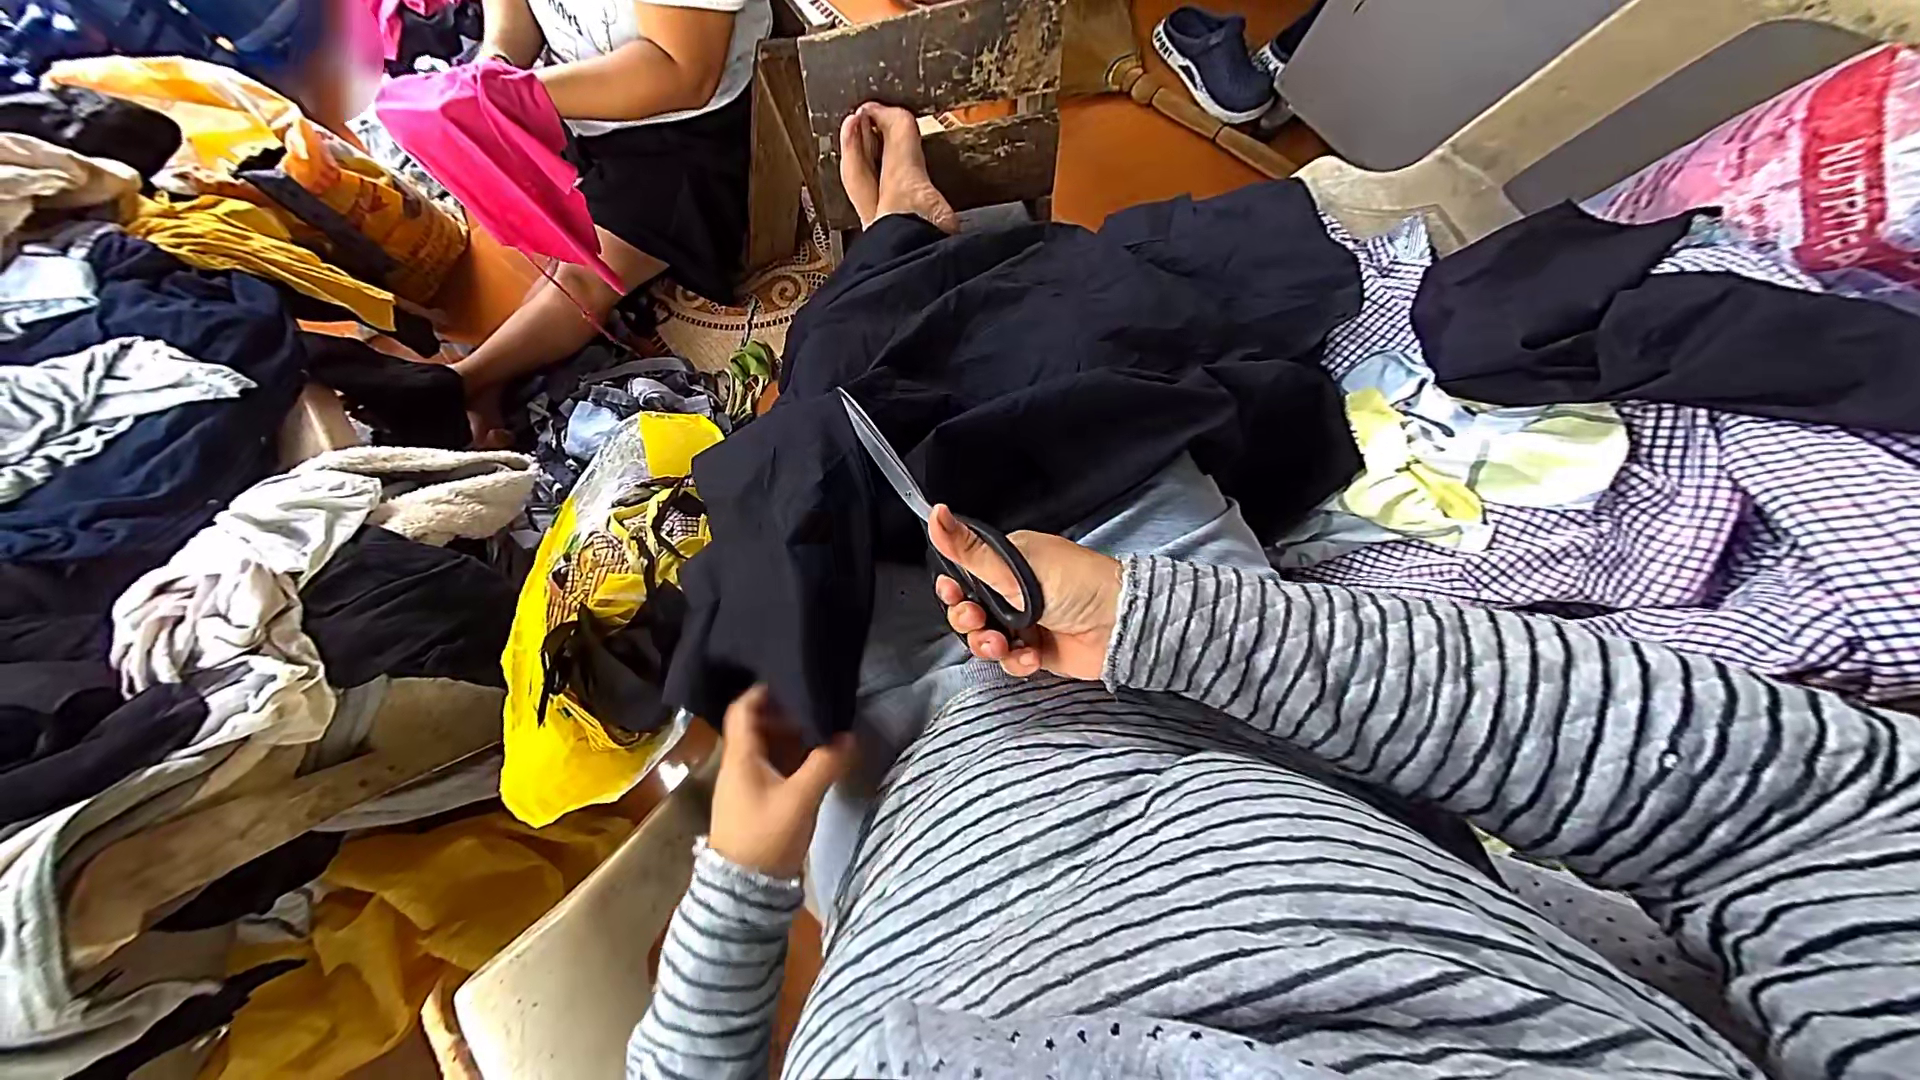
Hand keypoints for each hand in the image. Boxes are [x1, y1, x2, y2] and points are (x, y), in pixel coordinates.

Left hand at [708, 686, 854, 877]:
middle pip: (759, 725)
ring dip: (793, 735)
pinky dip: (794, 755)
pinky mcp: (758, 799)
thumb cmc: (764, 838)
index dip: (763, 691)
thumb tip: (850, 737)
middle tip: (819, 705)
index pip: (743, 710)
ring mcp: (747, 783)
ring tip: (824, 727)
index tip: (791, 678)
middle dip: (788, 712)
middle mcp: (739, 765)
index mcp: (740, 758)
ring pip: (768, 746)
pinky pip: (775, 765)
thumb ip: (825, 765)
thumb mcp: (799, 799)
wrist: (743, 894)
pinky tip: (818, 757)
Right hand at [928, 505, 1122, 680]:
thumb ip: (969, 549)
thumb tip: (937, 514)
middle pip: (969, 609)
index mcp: (1007, 562)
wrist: (1119, 624)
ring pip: (985, 637)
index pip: (965, 574)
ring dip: (987, 643)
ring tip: (1002, 643)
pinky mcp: (1036, 649)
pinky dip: (1015, 661)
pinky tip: (1029, 655)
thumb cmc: (1076, 583)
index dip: (953, 588)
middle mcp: (1013, 591)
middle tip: (977, 619)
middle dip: (966, 619)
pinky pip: (1010, 660)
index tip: (952, 594)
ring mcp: (1024, 621)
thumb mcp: (1014, 566)